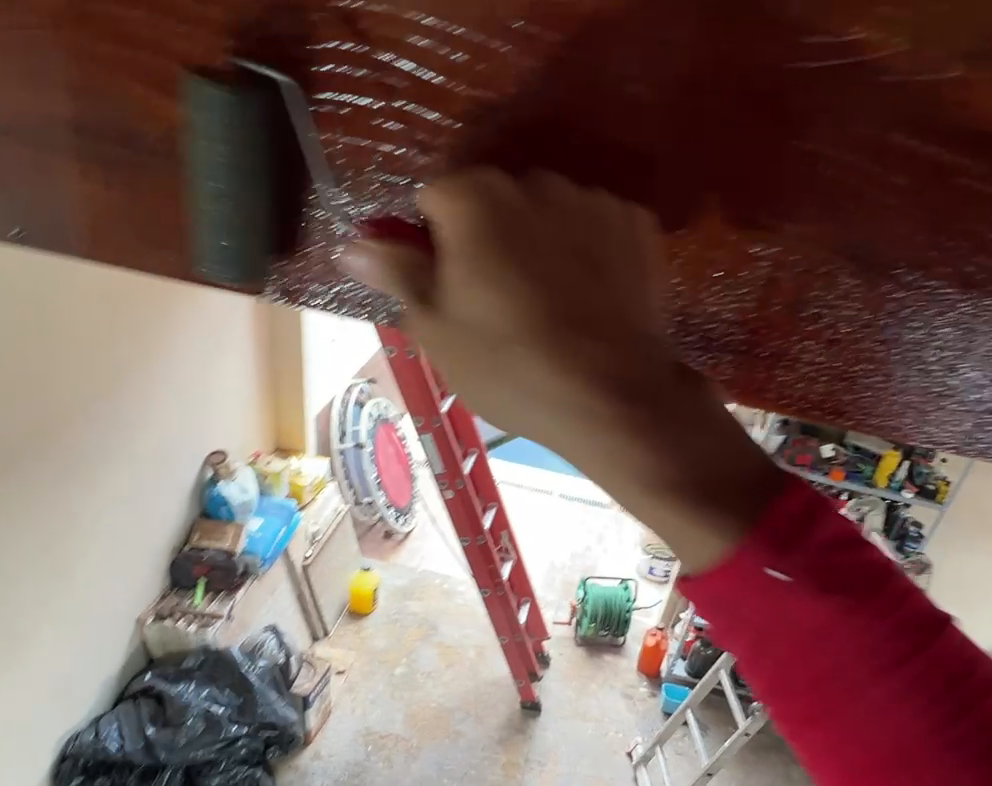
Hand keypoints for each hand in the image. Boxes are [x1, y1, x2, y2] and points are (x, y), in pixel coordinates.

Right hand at [337, 168, 783, 569]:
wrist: (613, 397)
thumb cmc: (509, 368)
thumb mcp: (437, 331)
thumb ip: (397, 274)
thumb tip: (352, 245)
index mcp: (473, 198)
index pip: (433, 199)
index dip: (433, 242)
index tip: (448, 288)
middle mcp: (534, 182)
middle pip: (494, 201)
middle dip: (489, 238)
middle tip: (498, 303)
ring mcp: (592, 200)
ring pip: (548, 213)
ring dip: (541, 243)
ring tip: (551, 307)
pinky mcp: (639, 227)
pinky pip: (597, 229)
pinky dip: (590, 253)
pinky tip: (591, 301)